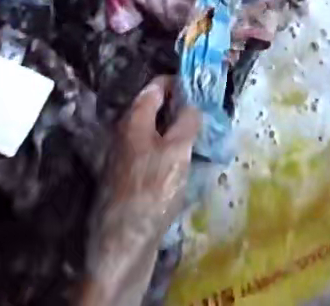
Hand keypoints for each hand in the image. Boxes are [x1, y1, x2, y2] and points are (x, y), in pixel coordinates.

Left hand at [76, 77, 200, 305]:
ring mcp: (123, 158)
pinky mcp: (127, 182)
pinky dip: (169, 157)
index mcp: (134, 118)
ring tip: (202, 143)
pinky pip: (151, 158)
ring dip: (176, 136)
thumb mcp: (177, 151)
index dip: (178, 84)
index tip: (202, 90)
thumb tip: (193, 104)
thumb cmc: (151, 191)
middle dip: (179, 111)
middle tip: (206, 118)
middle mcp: (124, 133)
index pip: (156, 86)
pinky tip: (184, 170)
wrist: (122, 246)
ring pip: (154, 136)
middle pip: (154, 110)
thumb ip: (187, 122)